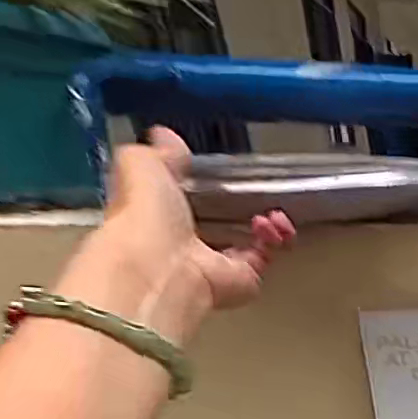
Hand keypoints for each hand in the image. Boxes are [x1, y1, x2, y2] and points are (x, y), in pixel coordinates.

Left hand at [53, 127, 293, 340]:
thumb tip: (168, 138)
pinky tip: (272, 224)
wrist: (162, 266)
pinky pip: (267, 257)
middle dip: (246, 206)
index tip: (222, 174)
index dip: (207, 186)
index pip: (187, 201)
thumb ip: (158, 152)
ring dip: (268, 223)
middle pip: (226, 223)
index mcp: (159, 217)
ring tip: (270, 212)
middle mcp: (189, 244)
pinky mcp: (243, 280)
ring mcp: (217, 265)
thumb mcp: (142, 165)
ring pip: (253, 242)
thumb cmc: (144, 218)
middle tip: (256, 192)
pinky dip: (275, 239)